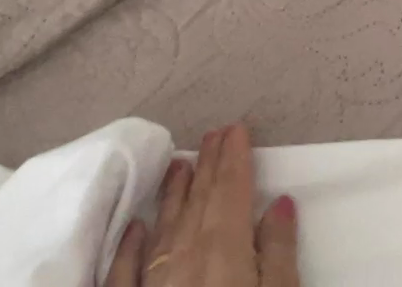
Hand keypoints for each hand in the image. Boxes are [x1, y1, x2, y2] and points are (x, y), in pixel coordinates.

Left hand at [103, 123, 299, 286]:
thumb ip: (278, 252)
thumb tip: (279, 203)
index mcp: (225, 253)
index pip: (230, 195)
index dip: (234, 161)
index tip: (235, 129)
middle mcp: (183, 263)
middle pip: (197, 206)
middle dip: (207, 168)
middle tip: (211, 134)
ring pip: (161, 233)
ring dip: (171, 197)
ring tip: (177, 165)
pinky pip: (122, 276)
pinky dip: (129, 247)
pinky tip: (134, 228)